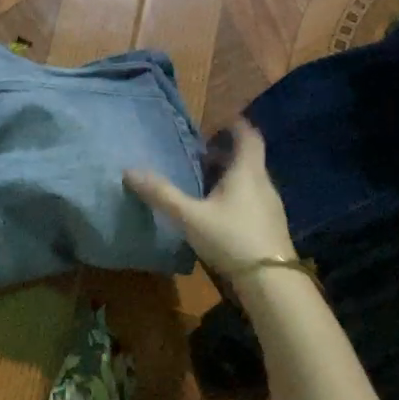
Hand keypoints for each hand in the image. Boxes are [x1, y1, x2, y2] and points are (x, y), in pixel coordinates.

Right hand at [124, 119, 295, 274]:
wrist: (270, 279)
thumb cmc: (230, 237)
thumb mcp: (189, 216)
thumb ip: (161, 194)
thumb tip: (129, 171)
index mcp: (247, 172)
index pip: (247, 136)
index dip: (235, 125)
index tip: (219, 120)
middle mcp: (262, 183)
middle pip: (247, 159)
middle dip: (224, 153)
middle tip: (200, 153)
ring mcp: (268, 206)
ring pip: (248, 181)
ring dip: (228, 176)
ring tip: (203, 181)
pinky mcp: (268, 225)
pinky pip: (250, 199)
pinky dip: (234, 195)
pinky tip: (216, 211)